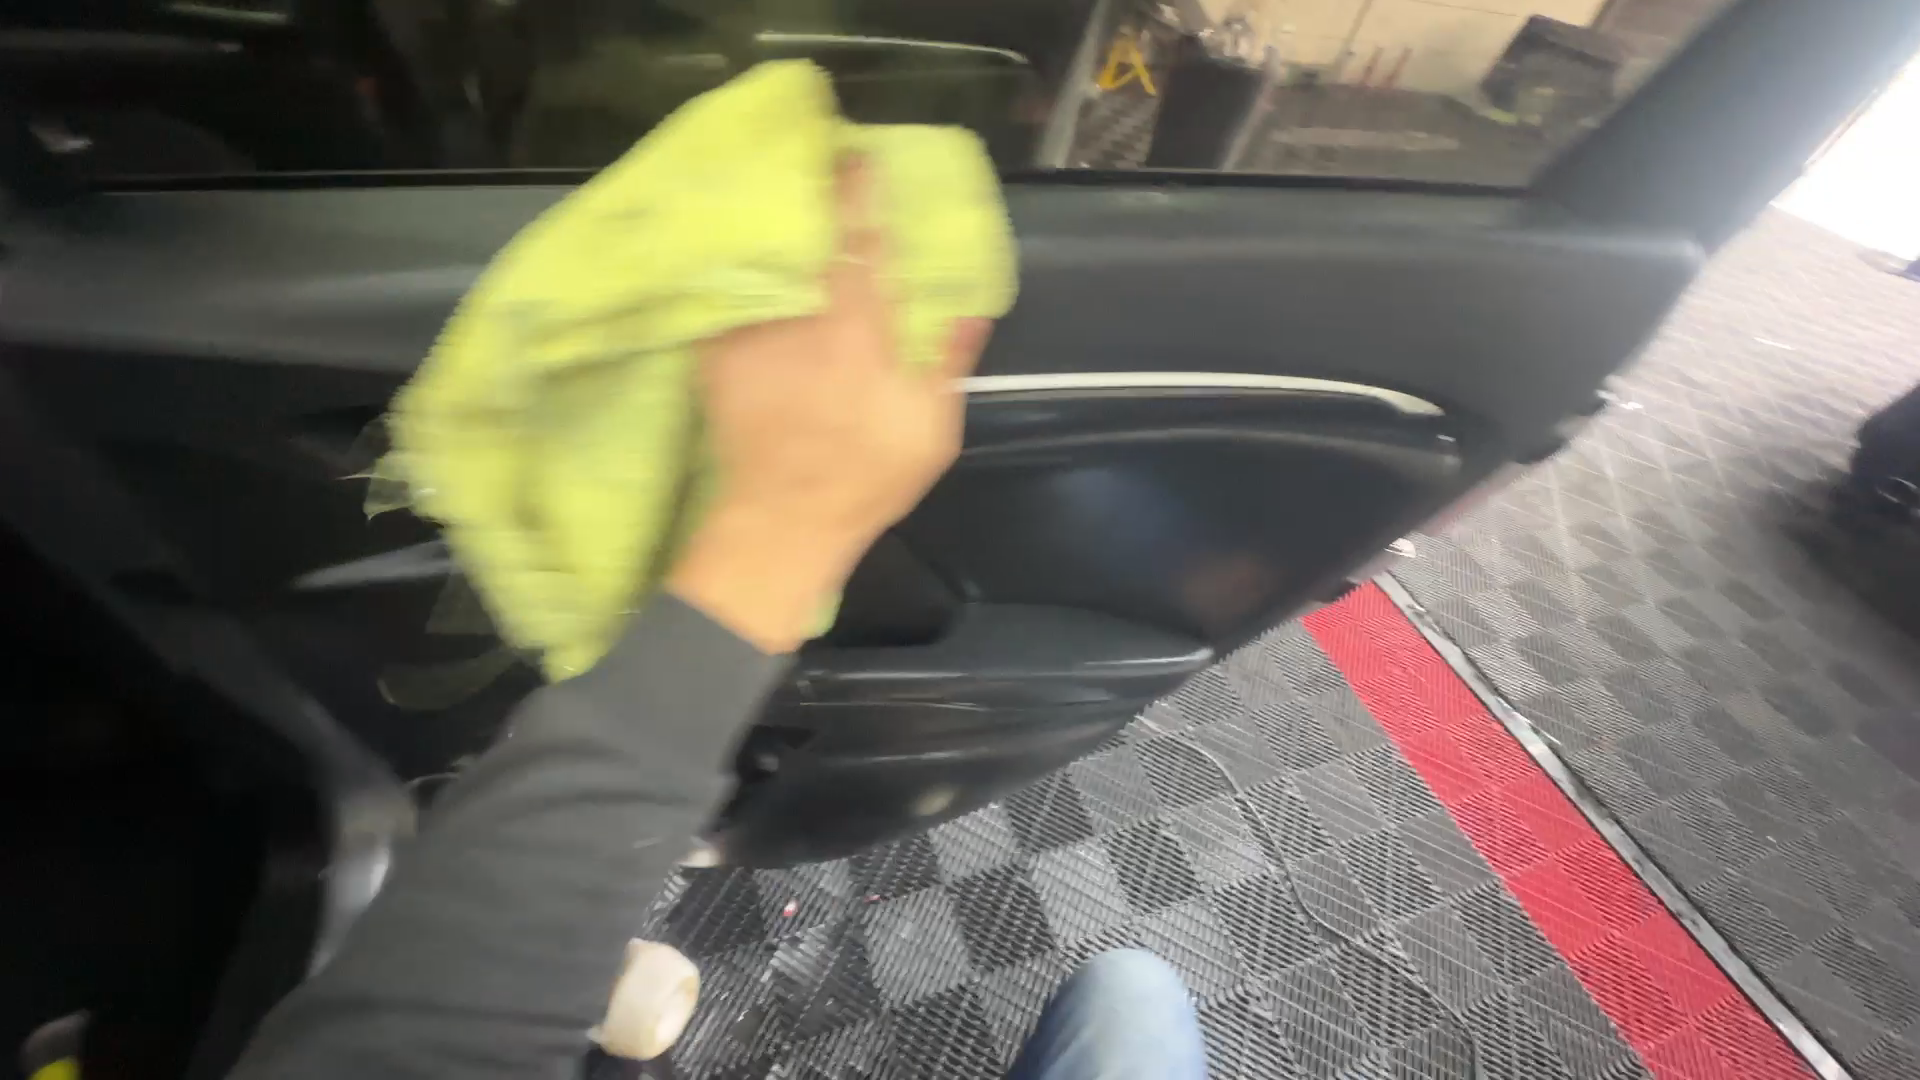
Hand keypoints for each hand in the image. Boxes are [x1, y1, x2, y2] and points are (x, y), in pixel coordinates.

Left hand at [667, 157, 992, 652]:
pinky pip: (728, 301)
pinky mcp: (718, 360)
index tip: (861, 160)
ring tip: (782, 213)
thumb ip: (949, 366)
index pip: (860, 242)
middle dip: (809, 198)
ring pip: (761, 263)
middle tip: (815, 173)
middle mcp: (799, 320)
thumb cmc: (866, 479)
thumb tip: (970, 310)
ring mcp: (752, 337)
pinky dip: (740, 278)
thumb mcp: (930, 432)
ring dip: (774, 234)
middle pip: (801, 239)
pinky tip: (748, 272)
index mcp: (857, 332)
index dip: (861, 194)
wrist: (784, 522)